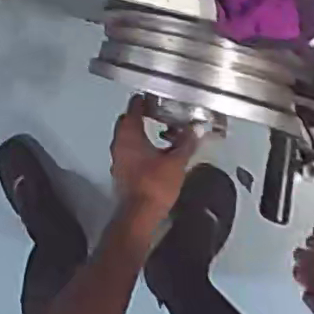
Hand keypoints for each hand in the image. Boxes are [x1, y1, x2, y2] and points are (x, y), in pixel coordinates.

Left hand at [108, 96, 199, 228]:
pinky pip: (127, 150)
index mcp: (129, 132)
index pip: (134, 106)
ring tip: (159, 135)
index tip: (155, 98)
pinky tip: (152, 155)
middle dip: (141, 115)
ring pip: (127, 136)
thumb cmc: (154, 184)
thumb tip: (197, 128)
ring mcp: (116, 156)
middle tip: (158, 115)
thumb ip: (186, 143)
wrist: (138, 216)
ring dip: (140, 133)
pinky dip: (138, 147)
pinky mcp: (119, 171)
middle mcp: (118, 140)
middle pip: (128, 120)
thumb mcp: (176, 162)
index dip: (144, 100)